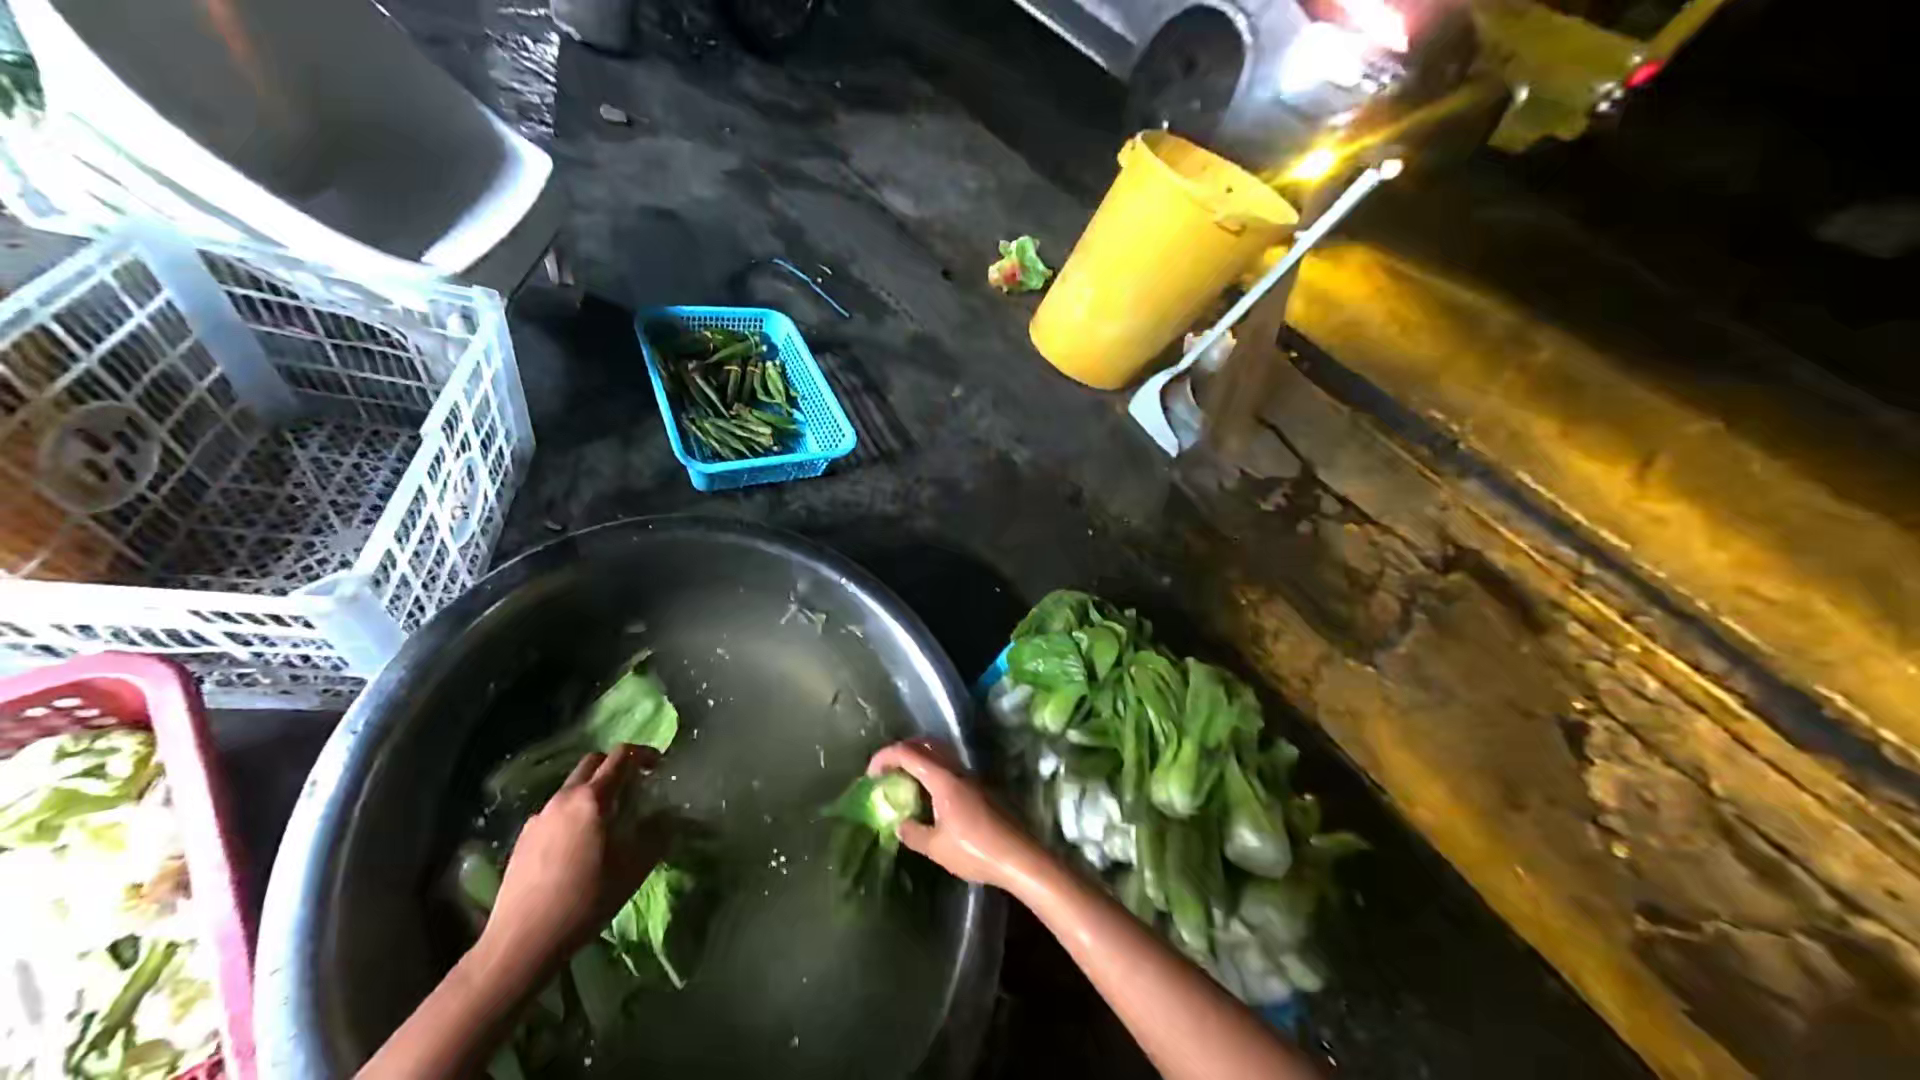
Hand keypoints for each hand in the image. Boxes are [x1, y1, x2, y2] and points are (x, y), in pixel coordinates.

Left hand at [480, 744, 668, 975]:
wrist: (522, 942)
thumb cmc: (586, 899)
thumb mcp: (635, 867)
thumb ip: (657, 833)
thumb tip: (666, 815)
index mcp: (593, 798)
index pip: (621, 756)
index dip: (645, 754)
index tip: (659, 768)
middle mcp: (563, 798)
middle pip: (593, 763)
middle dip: (617, 766)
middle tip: (635, 788)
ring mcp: (539, 817)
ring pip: (572, 788)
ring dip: (594, 791)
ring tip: (609, 821)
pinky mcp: (523, 838)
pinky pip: (556, 812)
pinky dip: (574, 814)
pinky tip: (579, 846)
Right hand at [867, 739, 1047, 893]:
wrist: (1018, 855)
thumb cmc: (975, 850)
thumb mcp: (936, 847)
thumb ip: (913, 833)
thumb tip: (900, 823)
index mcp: (943, 779)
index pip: (908, 753)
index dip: (885, 756)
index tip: (871, 772)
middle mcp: (956, 770)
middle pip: (925, 744)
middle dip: (902, 751)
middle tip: (887, 771)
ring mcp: (970, 776)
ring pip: (939, 753)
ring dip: (919, 758)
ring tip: (905, 780)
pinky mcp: (979, 787)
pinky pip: (949, 766)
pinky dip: (932, 769)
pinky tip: (929, 794)